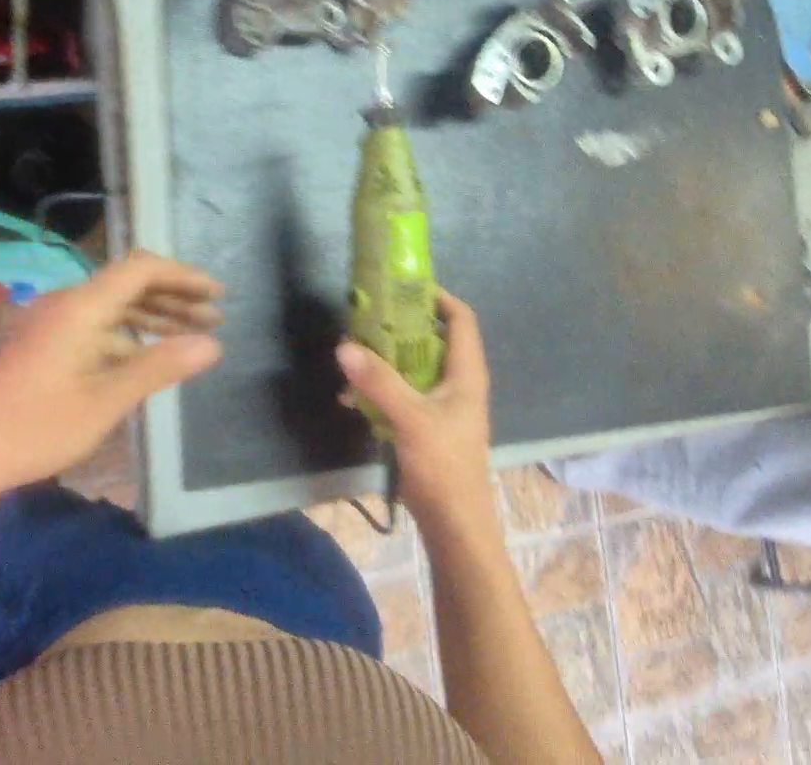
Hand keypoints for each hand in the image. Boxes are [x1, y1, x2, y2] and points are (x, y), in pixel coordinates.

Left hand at [0, 251, 224, 508]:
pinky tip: (152, 357)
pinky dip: (130, 336)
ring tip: (195, 334)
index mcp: (80, 308)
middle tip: (215, 315)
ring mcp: (54, 324)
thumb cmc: (36, 430)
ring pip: (114, 307)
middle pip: (129, 284)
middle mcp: (67, 305)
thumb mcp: (105, 402)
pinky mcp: (48, 344)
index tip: (217, 294)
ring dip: (155, 316)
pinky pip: (98, 327)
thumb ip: (159, 368)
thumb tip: (213, 344)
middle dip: (174, 296)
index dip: (182, 275)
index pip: (140, 269)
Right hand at [335, 292, 492, 522]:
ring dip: (383, 360)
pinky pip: (400, 394)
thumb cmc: (445, 466)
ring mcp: (440, 406)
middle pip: (431, 340)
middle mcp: (456, 383)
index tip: (402, 287)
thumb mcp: (411, 419)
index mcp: (466, 374)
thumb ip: (379, 381)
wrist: (454, 523)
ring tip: (351, 355)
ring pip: (412, 367)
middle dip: (399, 327)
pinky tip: (350, 398)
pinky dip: (377, 390)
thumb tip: (345, 345)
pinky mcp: (424, 426)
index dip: (438, 298)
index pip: (461, 319)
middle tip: (365, 316)